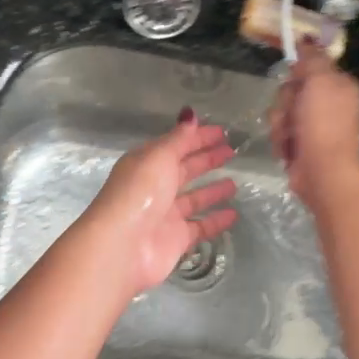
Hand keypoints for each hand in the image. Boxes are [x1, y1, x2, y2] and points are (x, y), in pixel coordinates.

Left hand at [85, 111, 238, 293]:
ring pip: (193, 198)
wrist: (123, 244)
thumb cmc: (140, 191)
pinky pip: (200, 226)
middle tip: (232, 152)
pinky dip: (215, 220)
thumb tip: (190, 114)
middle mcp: (155, 186)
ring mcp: (166, 214)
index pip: (176, 145)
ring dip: (212, 190)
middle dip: (206, 159)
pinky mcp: (176, 239)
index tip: (222, 132)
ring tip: (235, 183)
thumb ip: (178, 139)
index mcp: (147, 162)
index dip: (198, 137)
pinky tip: (233, 215)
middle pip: (185, 169)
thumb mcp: (159, 156)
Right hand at [269, 45, 358, 214]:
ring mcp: (314, 125)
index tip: (296, 79)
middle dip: (286, 101)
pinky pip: (280, 130)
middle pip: (292, 88)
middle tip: (295, 112)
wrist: (323, 172)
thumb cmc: (324, 124)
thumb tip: (307, 38)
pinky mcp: (301, 143)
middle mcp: (329, 103)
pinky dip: (281, 139)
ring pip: (282, 109)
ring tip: (291, 136)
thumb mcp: (320, 81)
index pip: (311, 66)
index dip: (299, 73)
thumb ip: (313, 57)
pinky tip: (288, 148)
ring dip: (281, 122)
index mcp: (340, 86)